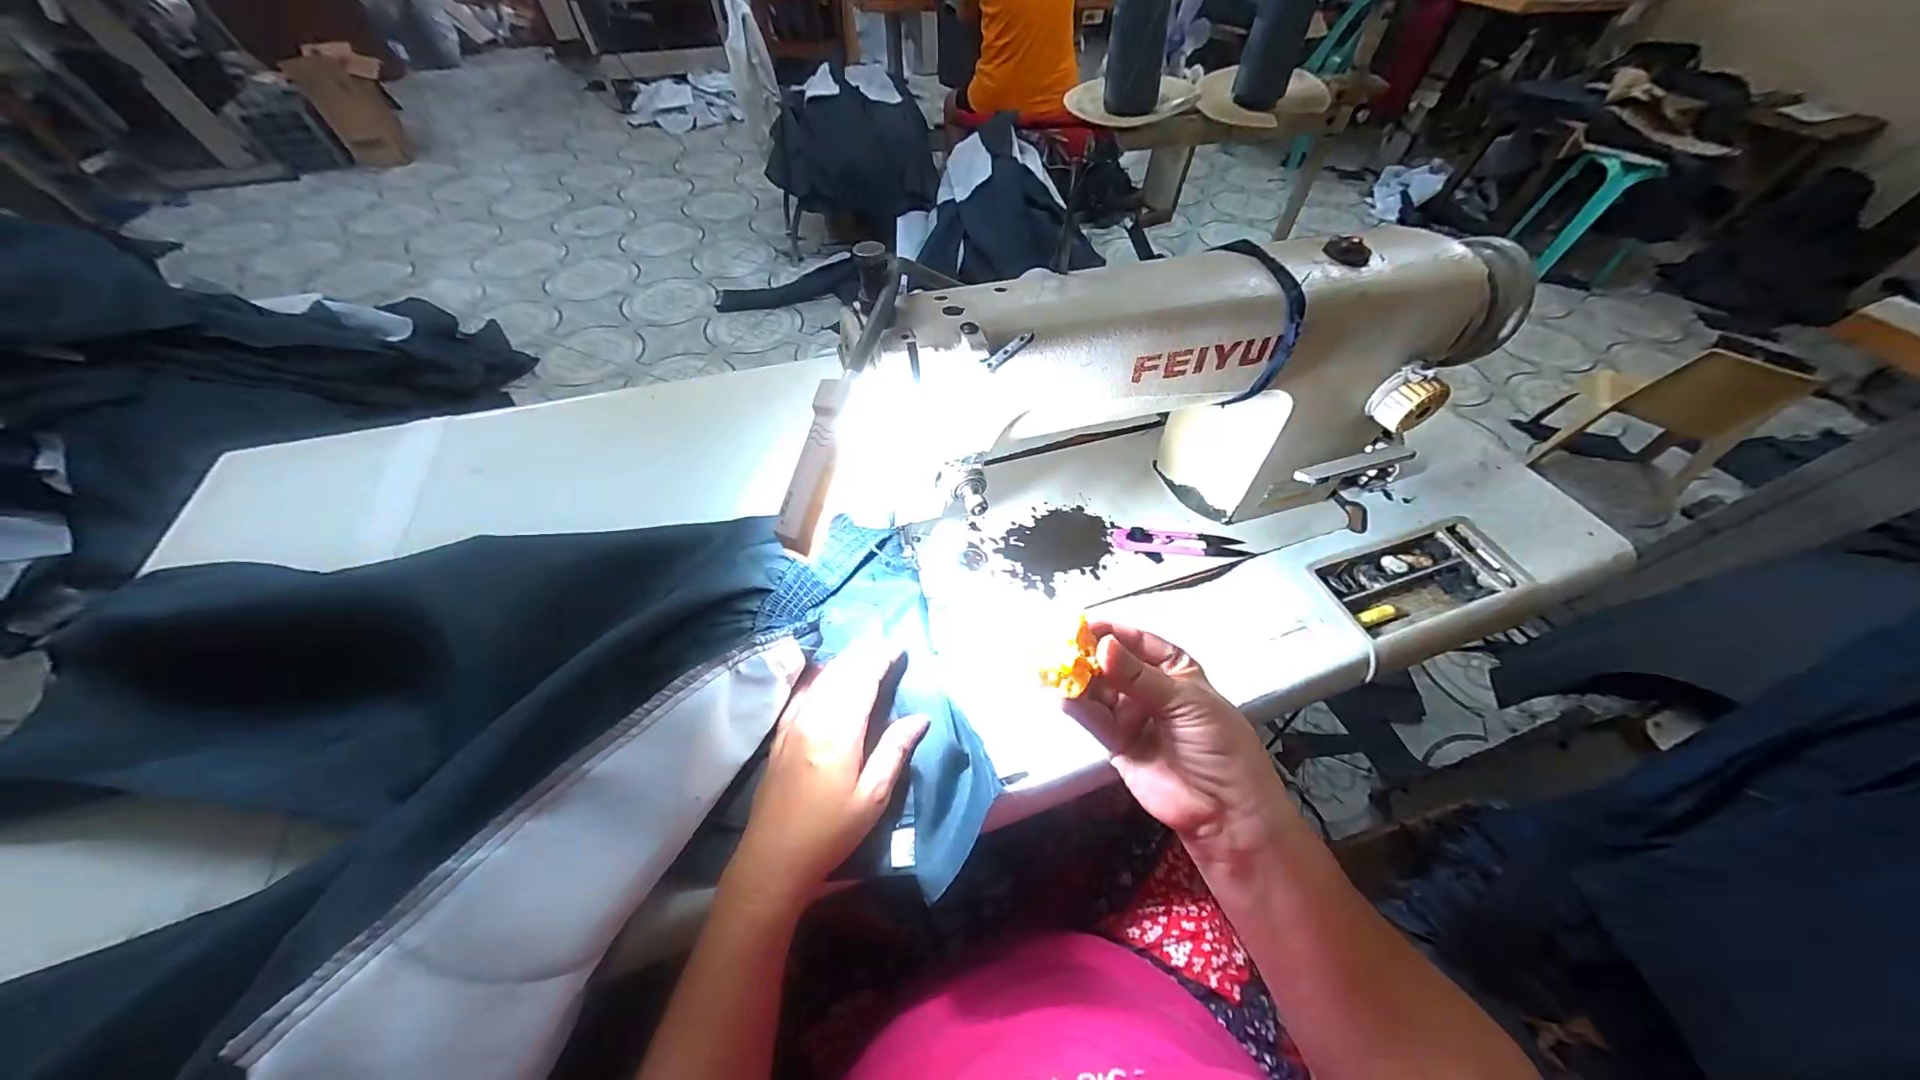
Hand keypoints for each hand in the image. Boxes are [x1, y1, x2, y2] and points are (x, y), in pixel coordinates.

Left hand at [728, 644, 928, 909]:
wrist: (772, 860)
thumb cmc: (829, 833)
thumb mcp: (872, 798)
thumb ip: (894, 751)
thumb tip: (919, 717)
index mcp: (838, 732)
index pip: (862, 680)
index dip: (881, 659)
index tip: (900, 647)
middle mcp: (812, 719)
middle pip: (840, 673)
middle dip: (864, 653)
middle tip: (886, 642)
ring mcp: (792, 725)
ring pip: (821, 679)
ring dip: (844, 661)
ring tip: (864, 650)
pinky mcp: (781, 735)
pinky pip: (803, 693)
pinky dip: (821, 675)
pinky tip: (827, 673)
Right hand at [1063, 622, 1291, 858]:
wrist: (1225, 811)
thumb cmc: (1221, 747)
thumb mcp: (1186, 702)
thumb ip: (1140, 677)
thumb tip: (1103, 647)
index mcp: (1175, 670)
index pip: (1139, 642)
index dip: (1113, 633)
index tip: (1085, 627)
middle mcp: (1149, 689)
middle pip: (1112, 664)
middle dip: (1088, 655)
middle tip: (1063, 647)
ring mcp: (1131, 716)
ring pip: (1098, 690)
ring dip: (1078, 679)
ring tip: (1059, 670)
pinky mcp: (1116, 742)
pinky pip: (1093, 719)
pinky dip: (1076, 706)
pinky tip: (1066, 697)